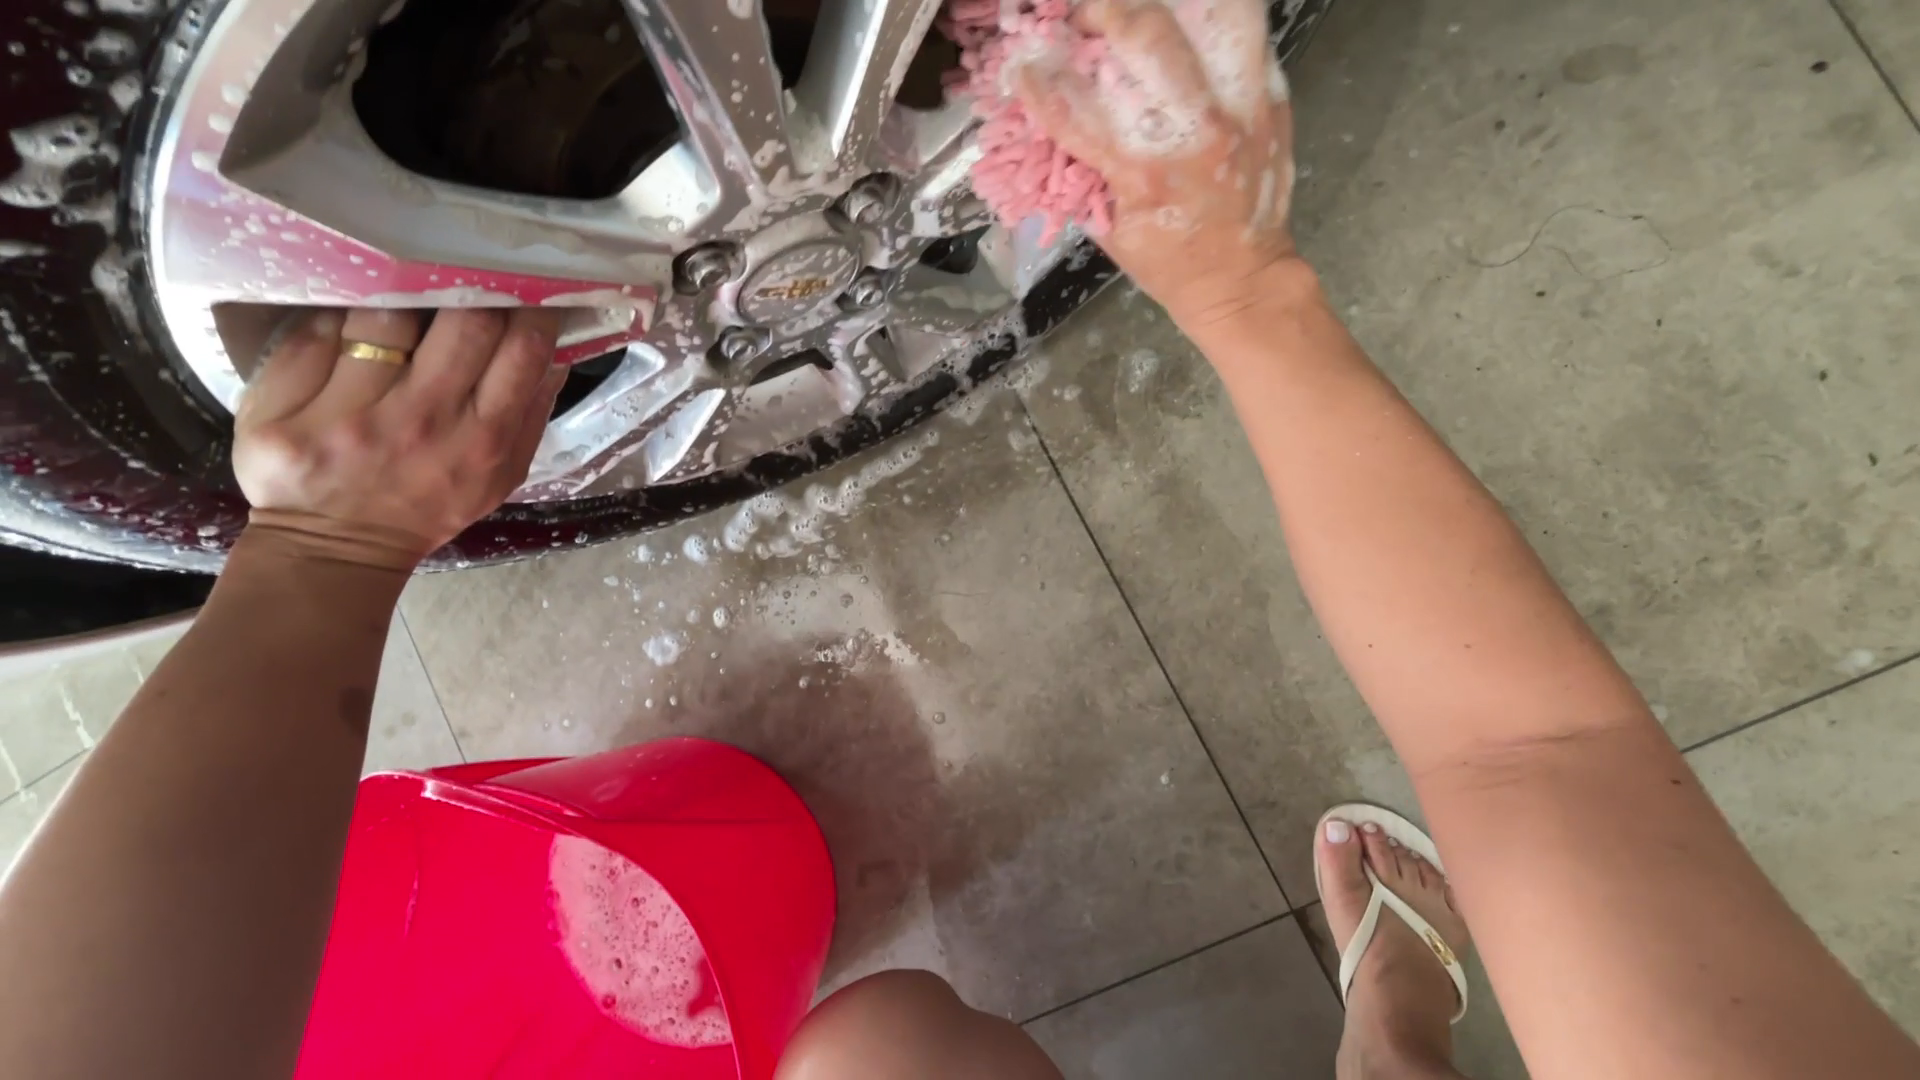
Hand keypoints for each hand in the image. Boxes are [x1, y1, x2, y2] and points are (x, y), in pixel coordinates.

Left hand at [232, 307, 565, 571]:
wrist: (335, 546)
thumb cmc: (432, 505)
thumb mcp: (502, 475)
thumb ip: (530, 416)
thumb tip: (555, 352)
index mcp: (483, 440)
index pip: (522, 351)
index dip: (532, 310)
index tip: (529, 292)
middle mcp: (422, 423)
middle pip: (463, 322)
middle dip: (473, 294)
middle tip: (466, 285)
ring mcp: (349, 417)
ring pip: (386, 317)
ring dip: (400, 303)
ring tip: (401, 308)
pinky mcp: (284, 412)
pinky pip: (317, 334)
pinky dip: (335, 324)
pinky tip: (345, 335)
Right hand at [1016, 0, 1297, 327]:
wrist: (1244, 280)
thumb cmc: (1169, 264)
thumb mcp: (1112, 233)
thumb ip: (1086, 176)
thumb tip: (1059, 129)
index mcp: (1146, 174)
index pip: (1077, 111)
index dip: (1041, 84)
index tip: (1025, 67)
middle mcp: (1197, 131)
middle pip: (1147, 35)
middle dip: (1104, 13)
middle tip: (1086, 18)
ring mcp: (1243, 109)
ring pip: (1215, 13)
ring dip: (1169, 4)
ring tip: (1143, 10)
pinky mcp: (1273, 102)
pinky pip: (1250, 34)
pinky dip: (1215, 21)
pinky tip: (1189, 28)